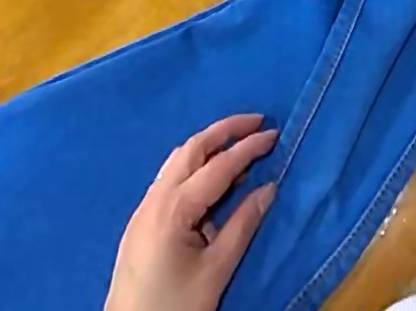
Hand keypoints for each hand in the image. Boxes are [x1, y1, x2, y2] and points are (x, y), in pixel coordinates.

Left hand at [104, 114, 278, 310]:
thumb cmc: (174, 310)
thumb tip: (269, 188)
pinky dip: (195, 164)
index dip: (249, 147)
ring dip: (209, 145)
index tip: (274, 133)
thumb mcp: (215, 272)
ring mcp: (144, 208)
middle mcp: (156, 198)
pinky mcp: (141, 221)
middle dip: (226, 130)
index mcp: (174, 208)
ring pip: (179, 159)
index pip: (219, 165)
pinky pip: (171, 176)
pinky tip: (211, 177)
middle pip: (193, 148)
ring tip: (238, 144)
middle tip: (256, 122)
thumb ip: (243, 225)